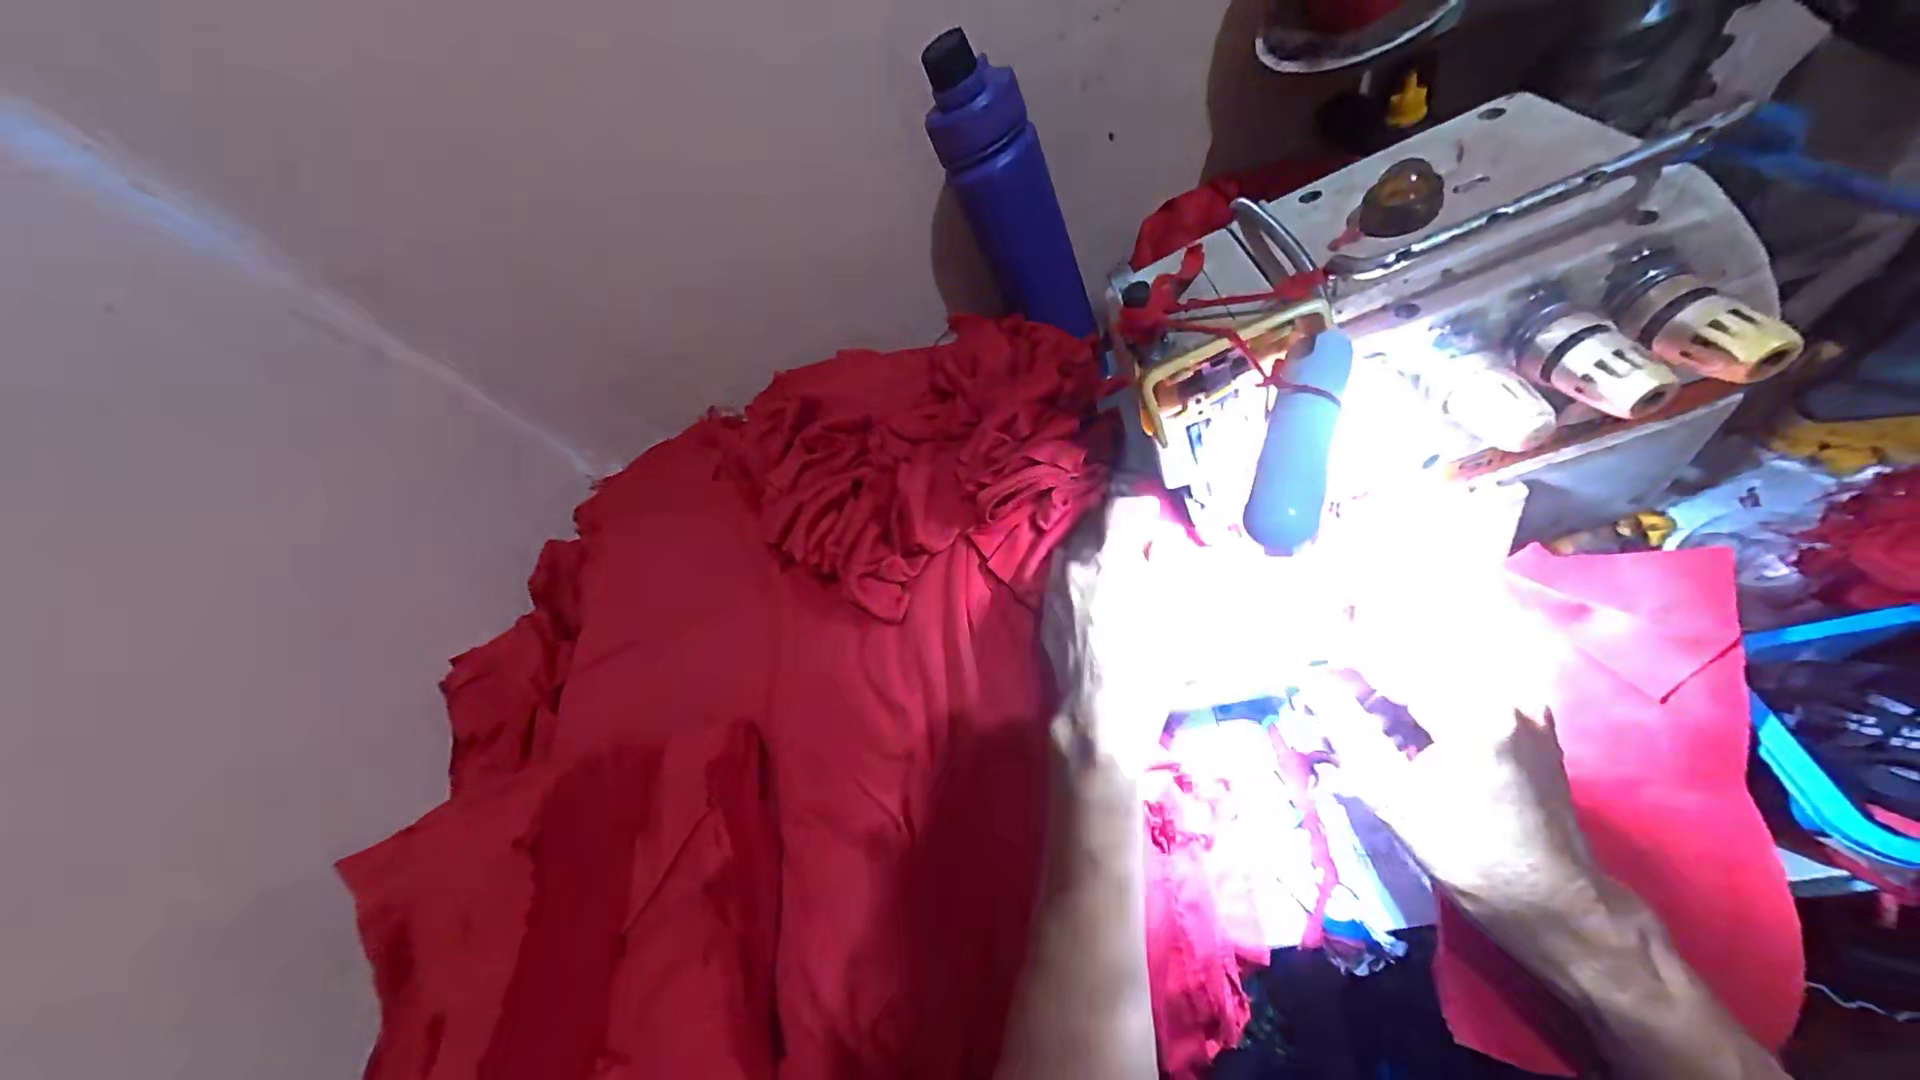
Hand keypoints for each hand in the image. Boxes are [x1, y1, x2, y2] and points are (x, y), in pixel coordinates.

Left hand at [1041, 493, 1179, 778]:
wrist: (1100, 714)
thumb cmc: (1149, 666)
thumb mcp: (1177, 611)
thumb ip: (1168, 563)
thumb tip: (1159, 539)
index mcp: (1108, 558)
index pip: (1121, 506)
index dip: (1142, 502)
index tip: (1156, 510)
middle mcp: (1073, 564)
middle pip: (1094, 521)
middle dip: (1119, 521)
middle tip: (1141, 532)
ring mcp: (1053, 586)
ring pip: (1074, 545)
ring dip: (1097, 542)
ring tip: (1119, 556)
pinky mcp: (1045, 609)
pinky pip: (1062, 572)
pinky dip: (1081, 567)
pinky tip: (1097, 583)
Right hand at [1302, 671, 1606, 954]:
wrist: (1552, 901)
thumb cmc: (1465, 855)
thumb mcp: (1389, 794)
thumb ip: (1345, 728)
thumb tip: (1309, 684)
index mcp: (1473, 714)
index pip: (1388, 662)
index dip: (1339, 660)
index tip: (1304, 669)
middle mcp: (1505, 694)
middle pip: (1411, 658)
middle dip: (1361, 670)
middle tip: (1324, 693)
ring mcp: (1523, 702)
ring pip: (1432, 668)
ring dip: (1388, 682)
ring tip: (1355, 710)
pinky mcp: (1527, 714)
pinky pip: (1457, 684)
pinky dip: (1418, 693)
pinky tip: (1397, 720)